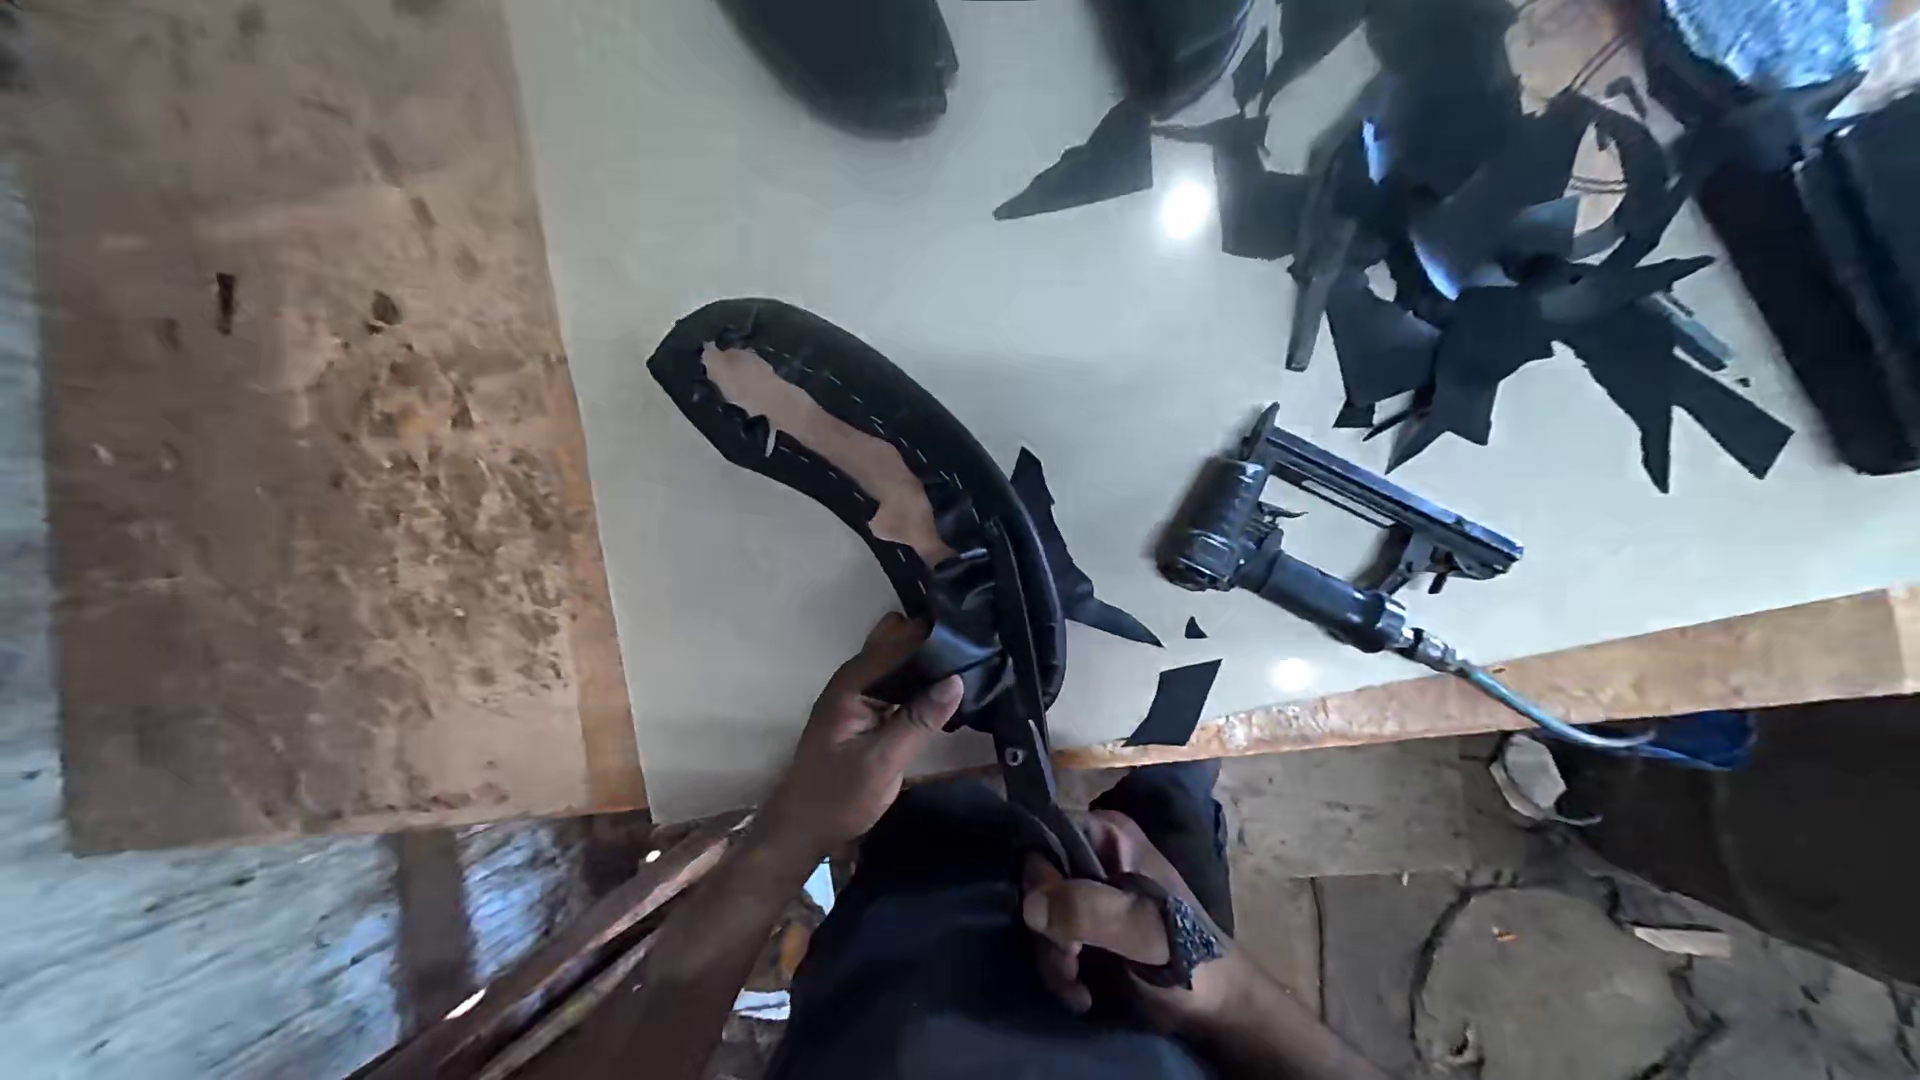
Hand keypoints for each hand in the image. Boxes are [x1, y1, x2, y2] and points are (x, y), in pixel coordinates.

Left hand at [760, 613, 963, 858]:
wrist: (803, 829)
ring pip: (900, 658)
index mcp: (854, 682)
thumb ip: (919, 720)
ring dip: (929, 660)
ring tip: (972, 665)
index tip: (974, 640)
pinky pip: (899, 680)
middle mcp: (856, 677)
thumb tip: (957, 679)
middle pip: (898, 639)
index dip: (935, 637)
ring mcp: (861, 691)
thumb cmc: (837, 797)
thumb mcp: (882, 762)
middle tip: (975, 653)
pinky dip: (921, 680)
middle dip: (933, 641)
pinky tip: (949, 690)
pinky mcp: (869, 708)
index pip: (900, 641)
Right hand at [1021, 810, 1264, 1035]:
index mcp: (1107, 833)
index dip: (1040, 881)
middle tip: (1070, 963)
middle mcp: (1093, 851)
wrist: (1218, 1008)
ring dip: (1052, 956)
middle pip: (1039, 879)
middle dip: (1047, 930)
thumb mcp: (1141, 932)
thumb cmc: (1188, 957)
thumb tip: (1031, 904)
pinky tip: (1081, 992)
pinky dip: (1060, 969)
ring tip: (1078, 987)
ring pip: (1041, 913)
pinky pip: (1051, 938)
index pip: (1046, 837)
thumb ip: (1088, 910)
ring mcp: (1089, 888)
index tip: (1053, 925)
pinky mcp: (1087, 923)